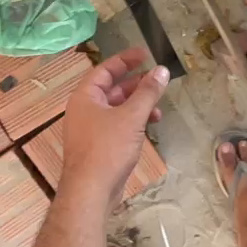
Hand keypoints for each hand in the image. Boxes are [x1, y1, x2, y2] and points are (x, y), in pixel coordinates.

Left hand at [59, 47, 169, 205]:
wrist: (90, 191)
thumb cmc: (107, 149)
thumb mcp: (131, 117)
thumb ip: (148, 92)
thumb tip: (162, 70)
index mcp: (85, 96)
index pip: (105, 69)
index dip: (125, 60)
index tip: (145, 54)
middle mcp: (84, 110)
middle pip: (111, 89)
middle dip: (135, 85)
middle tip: (157, 81)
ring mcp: (90, 129)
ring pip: (116, 109)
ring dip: (137, 106)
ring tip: (158, 109)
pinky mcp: (98, 147)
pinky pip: (116, 126)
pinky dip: (132, 123)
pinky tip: (148, 129)